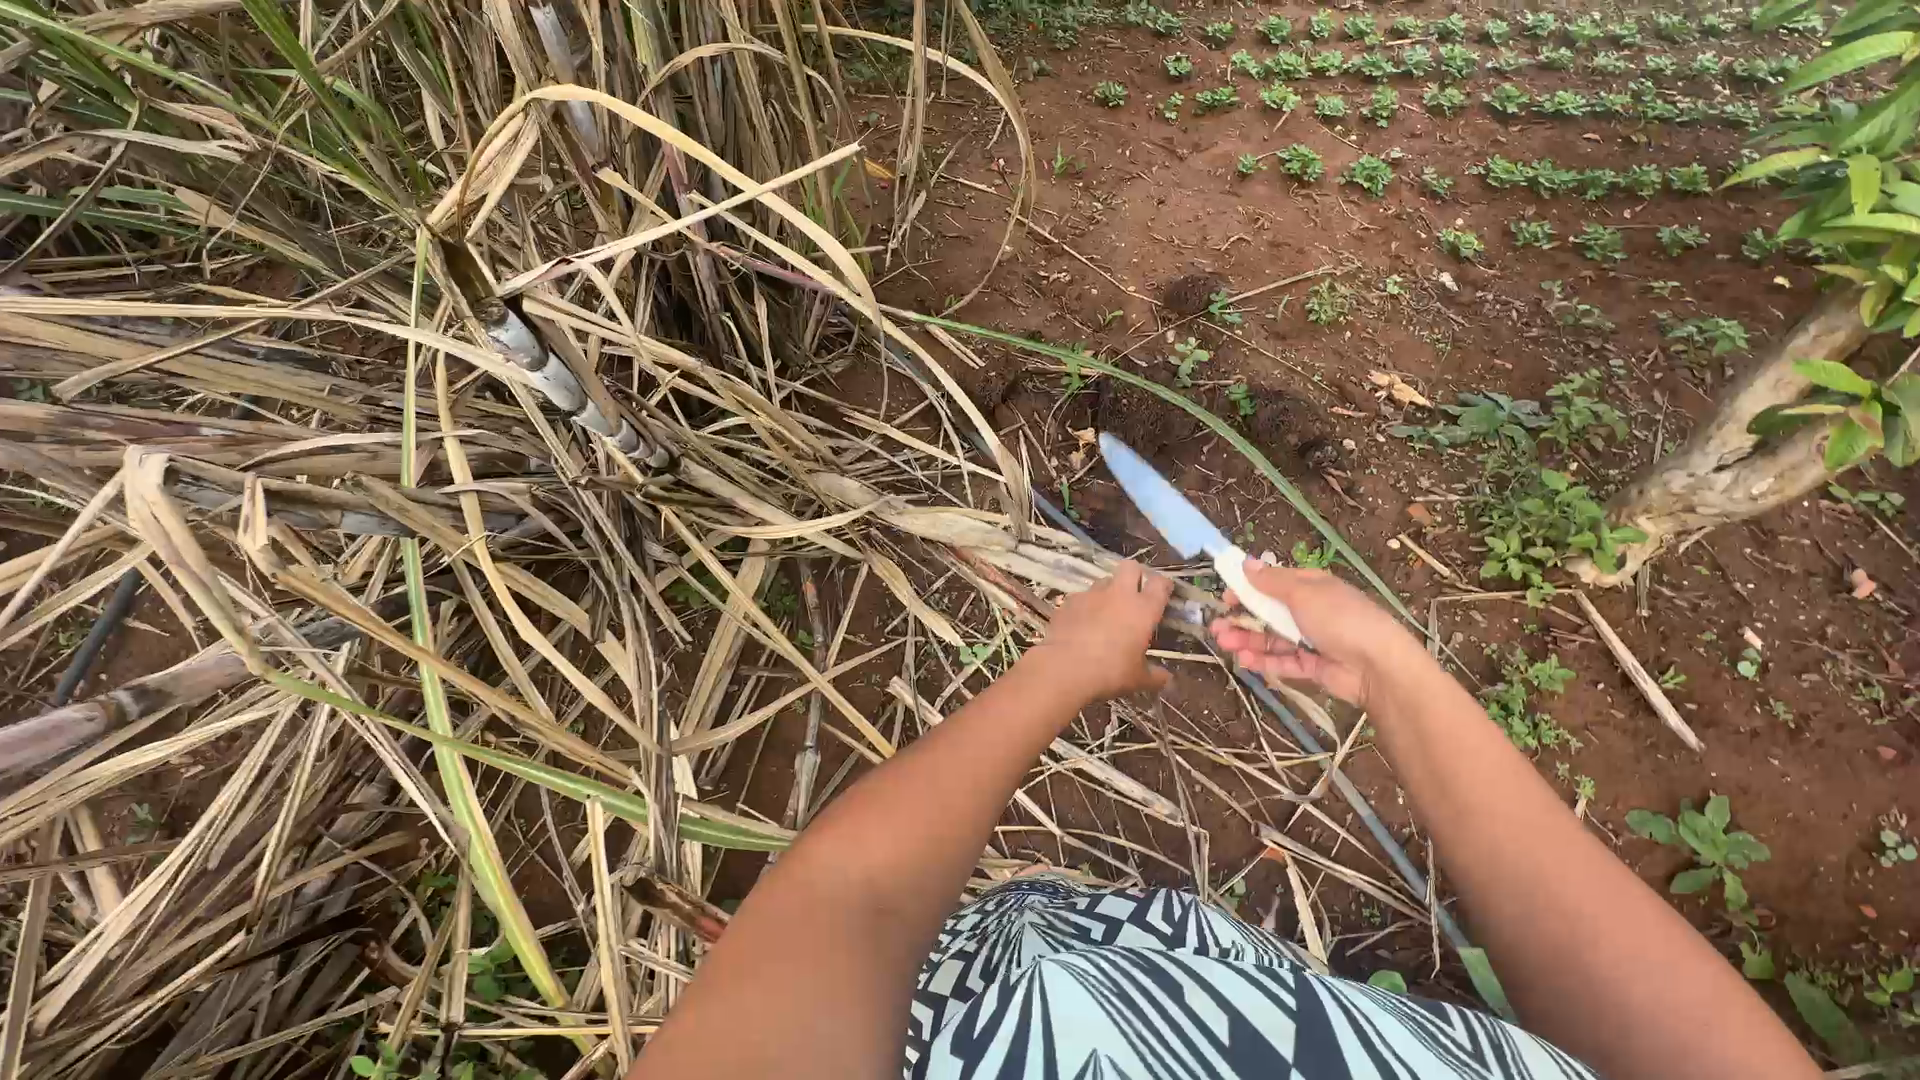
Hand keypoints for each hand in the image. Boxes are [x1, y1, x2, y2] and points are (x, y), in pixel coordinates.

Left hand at [1029, 561, 1172, 702]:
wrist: (1065, 668)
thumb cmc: (1110, 672)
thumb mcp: (1138, 679)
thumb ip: (1155, 676)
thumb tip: (1166, 678)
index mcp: (1143, 609)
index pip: (1160, 583)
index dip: (1164, 585)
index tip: (1164, 593)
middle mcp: (1118, 594)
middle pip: (1130, 567)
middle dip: (1135, 575)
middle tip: (1134, 594)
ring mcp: (1091, 595)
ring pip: (1103, 581)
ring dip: (1108, 592)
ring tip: (1106, 612)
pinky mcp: (1068, 602)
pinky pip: (1081, 597)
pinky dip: (1085, 606)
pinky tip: (1082, 624)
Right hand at [1209, 560, 1423, 708]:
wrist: (1377, 665)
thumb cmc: (1340, 618)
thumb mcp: (1303, 592)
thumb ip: (1271, 581)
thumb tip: (1246, 563)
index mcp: (1312, 587)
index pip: (1274, 585)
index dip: (1248, 590)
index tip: (1226, 599)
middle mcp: (1311, 612)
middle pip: (1269, 614)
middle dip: (1241, 620)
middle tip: (1216, 627)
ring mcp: (1312, 640)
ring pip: (1272, 639)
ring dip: (1247, 640)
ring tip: (1224, 644)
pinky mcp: (1313, 666)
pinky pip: (1284, 662)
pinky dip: (1264, 661)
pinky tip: (1245, 660)